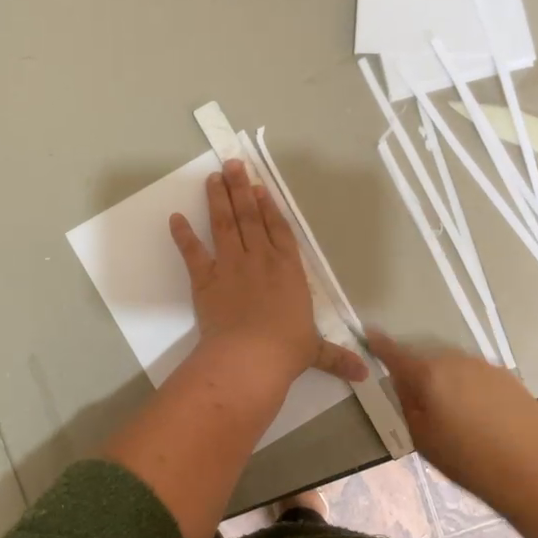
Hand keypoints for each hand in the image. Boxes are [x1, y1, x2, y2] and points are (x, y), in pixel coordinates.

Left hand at [171, 160, 367, 385]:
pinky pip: (192, 253)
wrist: (250, 357)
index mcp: (289, 271)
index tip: (259, 188)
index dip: (268, 207)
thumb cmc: (286, 350)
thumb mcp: (314, 352)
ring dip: (217, 200)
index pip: (278, 231)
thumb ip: (335, 356)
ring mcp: (231, 267)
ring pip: (223, 225)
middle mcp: (260, 261)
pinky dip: (183, 235)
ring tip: (212, 178)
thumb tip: (363, 372)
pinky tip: (174, 219)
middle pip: (250, 218)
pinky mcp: (205, 280)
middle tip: (232, 164)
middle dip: (240, 190)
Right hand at [368, 332, 537, 511]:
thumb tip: (401, 382)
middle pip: (426, 357)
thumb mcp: (422, 438)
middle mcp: (457, 361)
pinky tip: (476, 415)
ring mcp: (487, 367)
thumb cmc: (469, 461)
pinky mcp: (510, 378)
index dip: (379, 344)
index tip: (368, 333)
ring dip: (444, 378)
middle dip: (416, 369)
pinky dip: (468, 387)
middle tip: (414, 396)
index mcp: (429, 374)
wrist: (537, 474)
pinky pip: (476, 375)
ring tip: (448, 410)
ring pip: (453, 366)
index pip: (394, 352)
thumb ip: (407, 403)